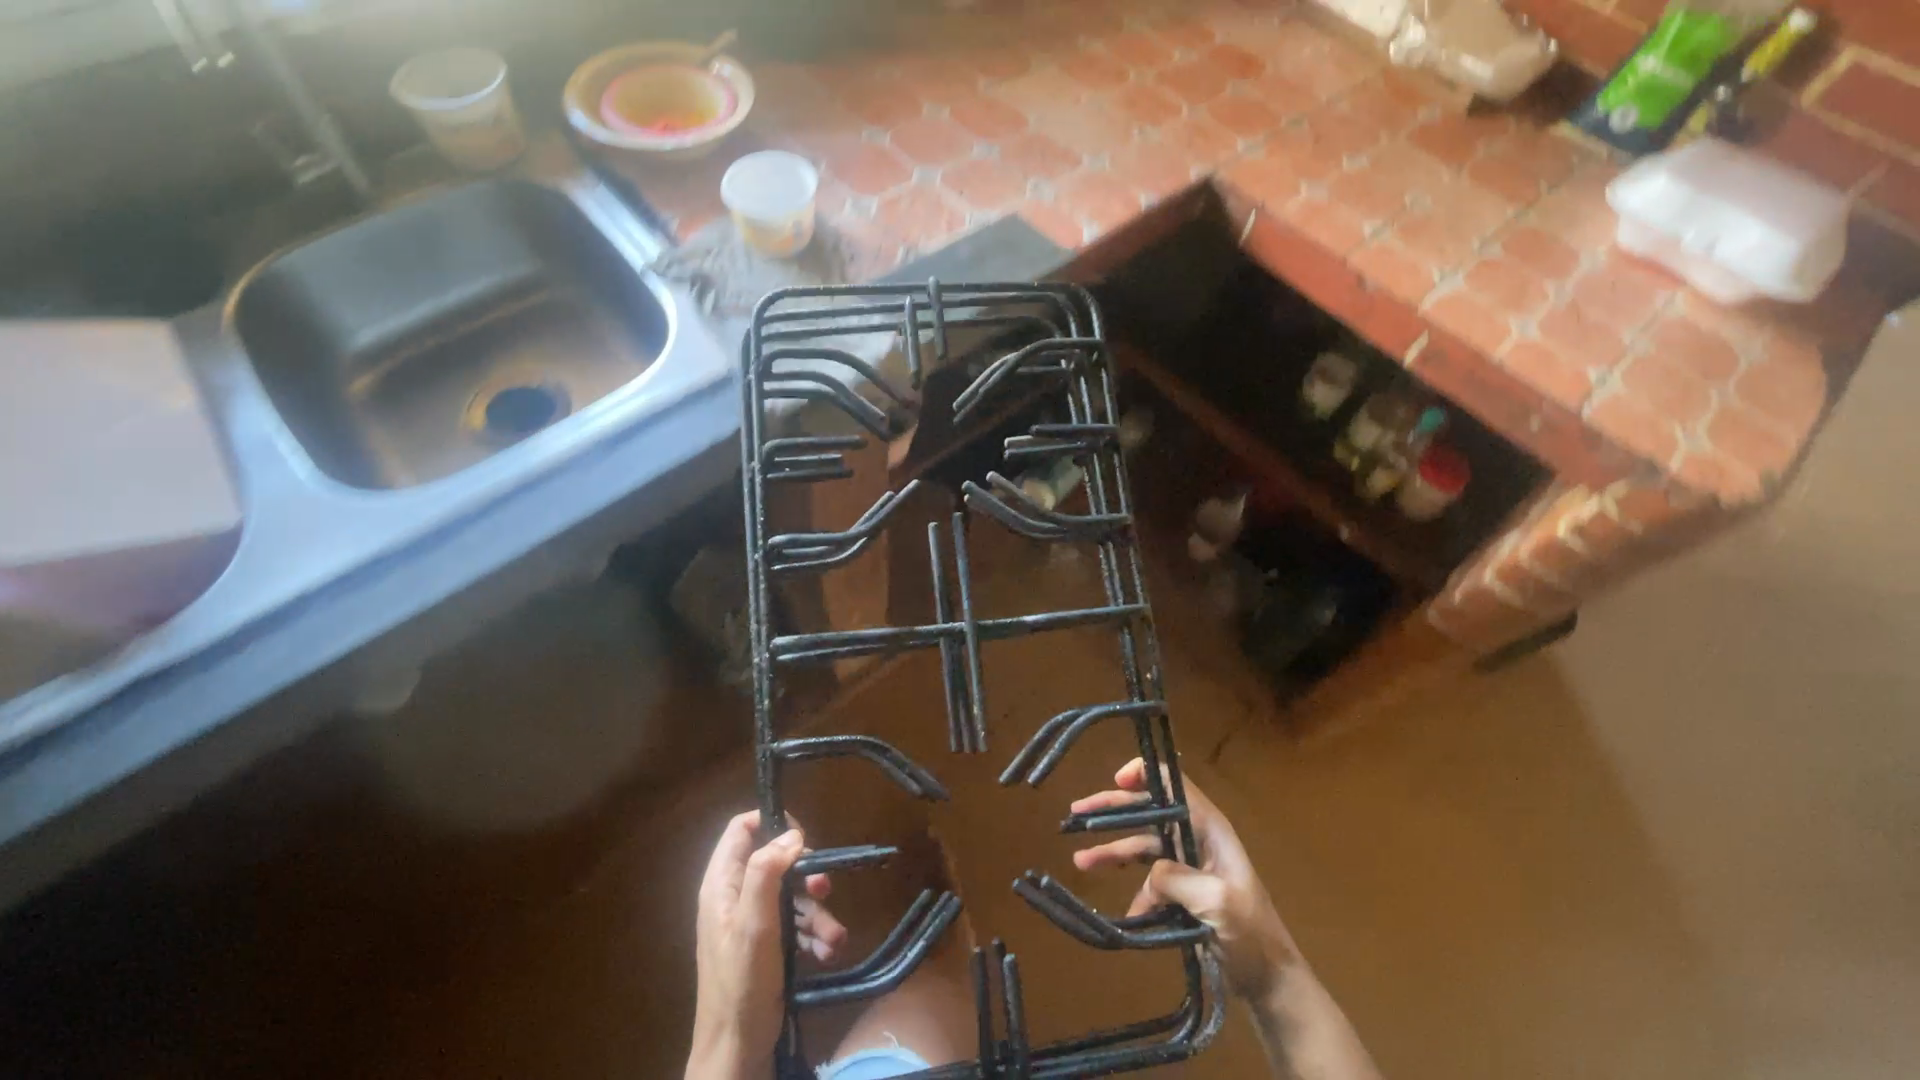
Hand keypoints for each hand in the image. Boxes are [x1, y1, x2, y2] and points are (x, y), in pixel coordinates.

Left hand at [687, 811, 846, 1079]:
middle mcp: (733, 896)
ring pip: (790, 895)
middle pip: (775, 861)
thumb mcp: (755, 924)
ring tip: (834, 938)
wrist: (736, 1047)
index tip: (804, 839)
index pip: (742, 829)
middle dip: (806, 876)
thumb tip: (791, 834)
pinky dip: (813, 935)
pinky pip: (793, 925)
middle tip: (826, 890)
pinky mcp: (765, 946)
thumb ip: (767, 872)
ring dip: (816, 913)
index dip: (773, 824)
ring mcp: (749, 922)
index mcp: (721, 884)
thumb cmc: (742, 982)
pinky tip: (826, 952)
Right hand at [1070, 758, 1298, 997]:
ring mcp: (1188, 867)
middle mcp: (1196, 840)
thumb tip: (1150, 874)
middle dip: (1114, 809)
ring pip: (1142, 847)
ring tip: (1079, 861)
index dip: (1146, 774)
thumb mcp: (1216, 901)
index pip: (1176, 787)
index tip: (1117, 779)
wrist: (1269, 981)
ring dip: (1111, 851)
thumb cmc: (1251, 934)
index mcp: (1210, 830)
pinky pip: (1149, 884)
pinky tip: (1126, 915)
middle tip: (1076, 811)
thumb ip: (1177, 878)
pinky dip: (1134, 895)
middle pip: (1149, 813)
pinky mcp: (1182, 894)